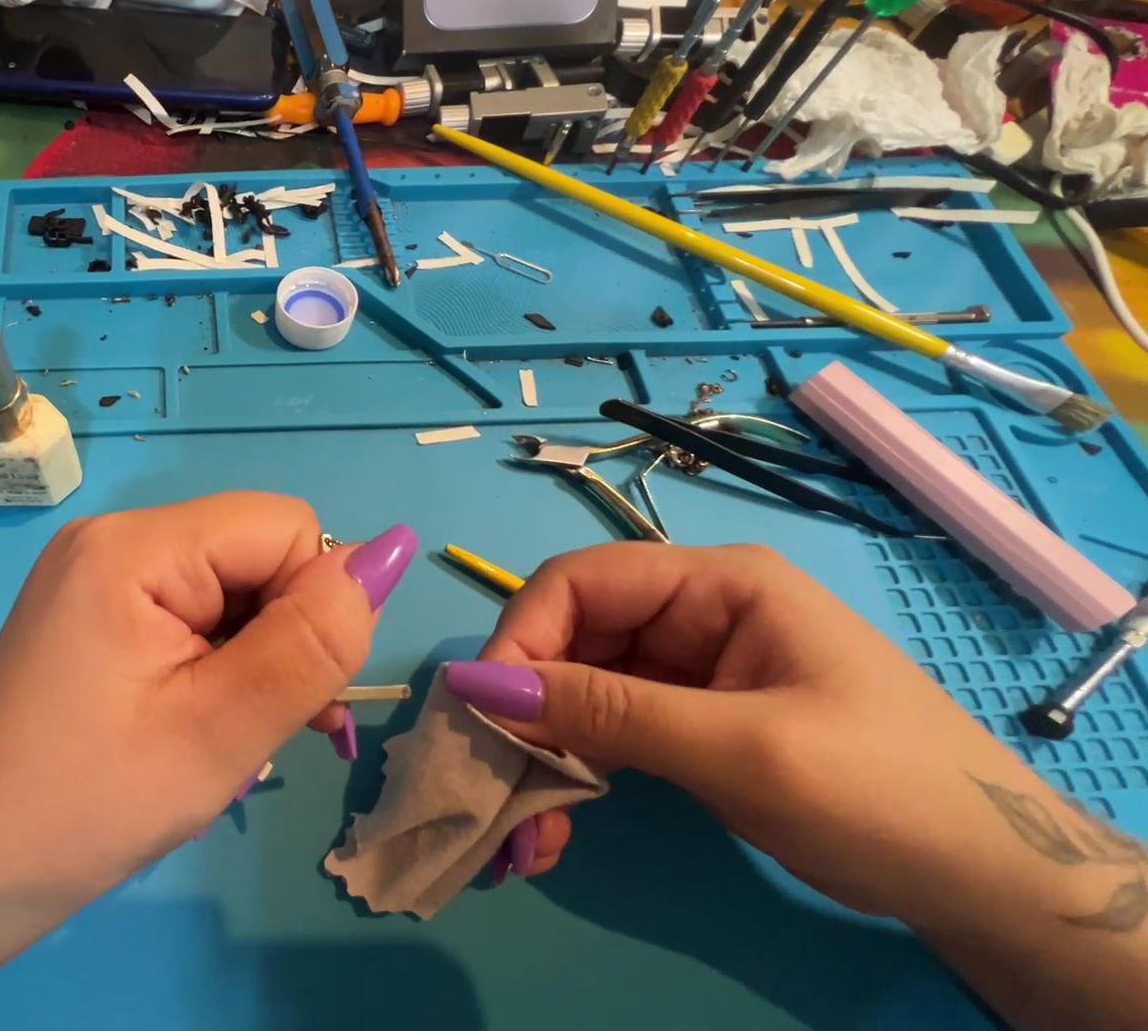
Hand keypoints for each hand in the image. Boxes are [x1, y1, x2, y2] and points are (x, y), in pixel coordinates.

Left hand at [0, 492, 416, 893]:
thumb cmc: (89, 807)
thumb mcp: (220, 730)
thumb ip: (312, 640)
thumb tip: (390, 550)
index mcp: (135, 546)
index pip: (283, 527)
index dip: (311, 604)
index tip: (286, 691)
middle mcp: (115, 535)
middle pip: (256, 550)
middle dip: (285, 632)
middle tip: (263, 725)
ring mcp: (100, 568)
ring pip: (233, 582)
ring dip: (258, 652)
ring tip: (234, 732)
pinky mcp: (98, 604)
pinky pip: (193, 606)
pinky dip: (221, 655)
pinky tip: (208, 713)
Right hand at [446, 542, 1084, 927]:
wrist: (992, 885)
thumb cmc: (885, 794)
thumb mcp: (740, 751)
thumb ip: (606, 712)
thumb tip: (474, 684)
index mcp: (715, 583)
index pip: (578, 582)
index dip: (521, 635)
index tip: (483, 708)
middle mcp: (690, 610)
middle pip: (569, 632)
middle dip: (527, 702)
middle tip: (500, 774)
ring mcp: (685, 664)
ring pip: (576, 682)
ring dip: (543, 744)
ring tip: (530, 816)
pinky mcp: (682, 714)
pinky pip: (601, 723)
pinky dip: (572, 764)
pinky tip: (559, 814)